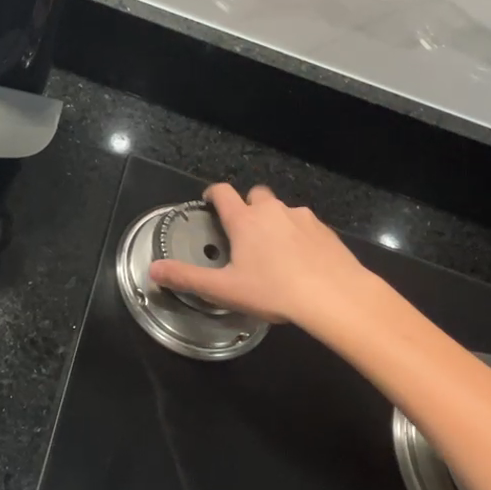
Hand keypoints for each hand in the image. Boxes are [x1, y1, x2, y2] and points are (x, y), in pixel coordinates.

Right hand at [147, 183, 401, 340]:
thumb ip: (187, 277)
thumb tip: (153, 269)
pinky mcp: (326, 231)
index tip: (209, 202)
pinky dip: (299, 236)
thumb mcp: (224, 289)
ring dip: (275, 222)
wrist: (336, 297)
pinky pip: (305, 225)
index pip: (222, 192)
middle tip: (244, 232)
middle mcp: (272, 210)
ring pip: (282, 210)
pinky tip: (301, 261)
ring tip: (275, 251)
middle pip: (255, 195)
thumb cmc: (275, 291)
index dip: (213, 193)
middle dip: (247, 206)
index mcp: (244, 220)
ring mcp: (302, 218)